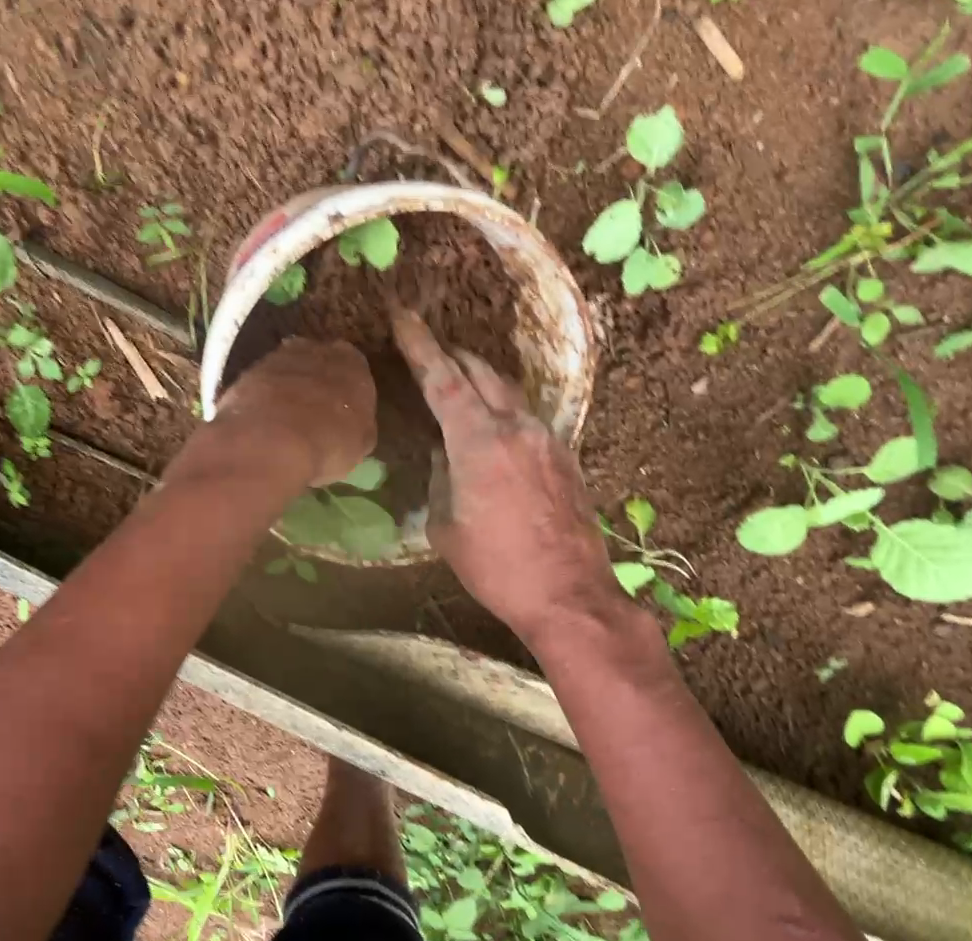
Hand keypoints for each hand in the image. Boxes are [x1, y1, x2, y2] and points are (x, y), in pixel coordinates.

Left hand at [213, 337, 376, 485]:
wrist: (272, 441)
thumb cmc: (329, 443)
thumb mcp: (359, 444)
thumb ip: (358, 426)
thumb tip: (353, 428)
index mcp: (352, 363)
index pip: (353, 368)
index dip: (344, 390)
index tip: (340, 410)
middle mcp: (314, 350)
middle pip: (315, 363)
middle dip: (312, 384)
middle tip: (309, 414)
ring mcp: (275, 359)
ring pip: (283, 372)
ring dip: (282, 391)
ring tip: (280, 423)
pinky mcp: (244, 376)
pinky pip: (257, 388)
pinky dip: (258, 402)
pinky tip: (258, 425)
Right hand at [392, 309, 626, 640]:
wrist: (568, 593)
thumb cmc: (495, 567)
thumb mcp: (446, 526)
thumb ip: (441, 477)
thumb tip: (444, 453)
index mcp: (479, 441)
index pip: (443, 380)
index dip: (420, 346)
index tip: (403, 316)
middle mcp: (516, 427)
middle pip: (480, 373)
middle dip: (450, 355)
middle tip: (427, 346)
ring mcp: (546, 439)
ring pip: (506, 391)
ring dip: (478, 379)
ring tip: (455, 379)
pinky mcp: (564, 456)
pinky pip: (524, 416)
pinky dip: (500, 408)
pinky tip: (488, 423)